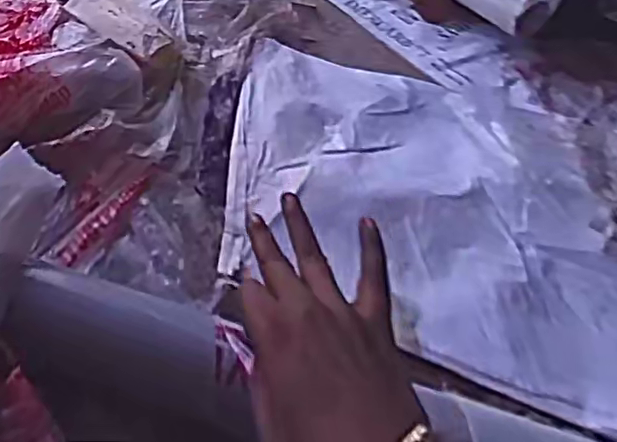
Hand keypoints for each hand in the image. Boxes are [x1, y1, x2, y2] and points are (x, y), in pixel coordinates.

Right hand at [242, 194, 425, 441]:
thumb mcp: (271, 417)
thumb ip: (261, 376)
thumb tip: (257, 350)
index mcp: (272, 332)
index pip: (249, 293)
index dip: (244, 286)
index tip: (242, 278)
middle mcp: (302, 310)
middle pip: (275, 265)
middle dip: (262, 239)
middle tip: (254, 215)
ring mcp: (340, 310)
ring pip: (314, 257)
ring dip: (299, 226)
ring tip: (289, 199)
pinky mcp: (374, 320)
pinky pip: (373, 276)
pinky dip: (372, 248)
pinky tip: (367, 223)